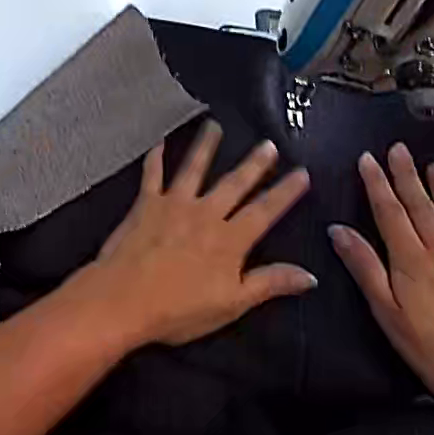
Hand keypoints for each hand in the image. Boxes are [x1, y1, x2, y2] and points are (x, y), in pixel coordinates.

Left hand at [65, 121, 315, 348]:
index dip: (285, 192)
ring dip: (206, 146)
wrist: (123, 300)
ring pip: (195, 168)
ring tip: (215, 125)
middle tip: (268, 143)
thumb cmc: (179, 309)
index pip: (265, 210)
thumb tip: (310, 275)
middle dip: (254, 163)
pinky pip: (152, 175)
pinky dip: (156, 158)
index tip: (302, 172)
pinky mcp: (146, 204)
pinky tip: (159, 142)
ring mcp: (174, 204)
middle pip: (234, 183)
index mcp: (230, 239)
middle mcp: (206, 213)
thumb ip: (270, 284)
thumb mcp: (232, 304)